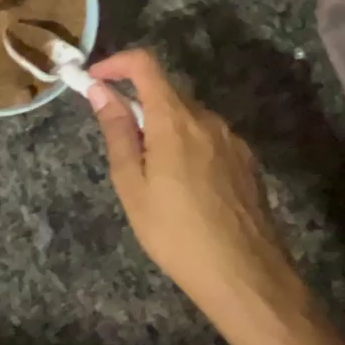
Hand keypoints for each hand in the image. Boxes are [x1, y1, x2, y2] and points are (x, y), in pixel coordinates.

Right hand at [87, 49, 294, 308]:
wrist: (248, 281)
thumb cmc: (177, 234)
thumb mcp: (132, 185)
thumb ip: (117, 131)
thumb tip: (99, 90)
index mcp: (175, 120)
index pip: (145, 64)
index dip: (117, 63)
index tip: (96, 80)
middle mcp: (207, 119)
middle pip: (166, 92)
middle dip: (138, 104)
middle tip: (121, 144)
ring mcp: (232, 141)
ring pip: (188, 117)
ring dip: (163, 128)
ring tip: (153, 176)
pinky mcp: (247, 163)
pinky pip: (208, 139)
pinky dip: (187, 145)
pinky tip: (185, 189)